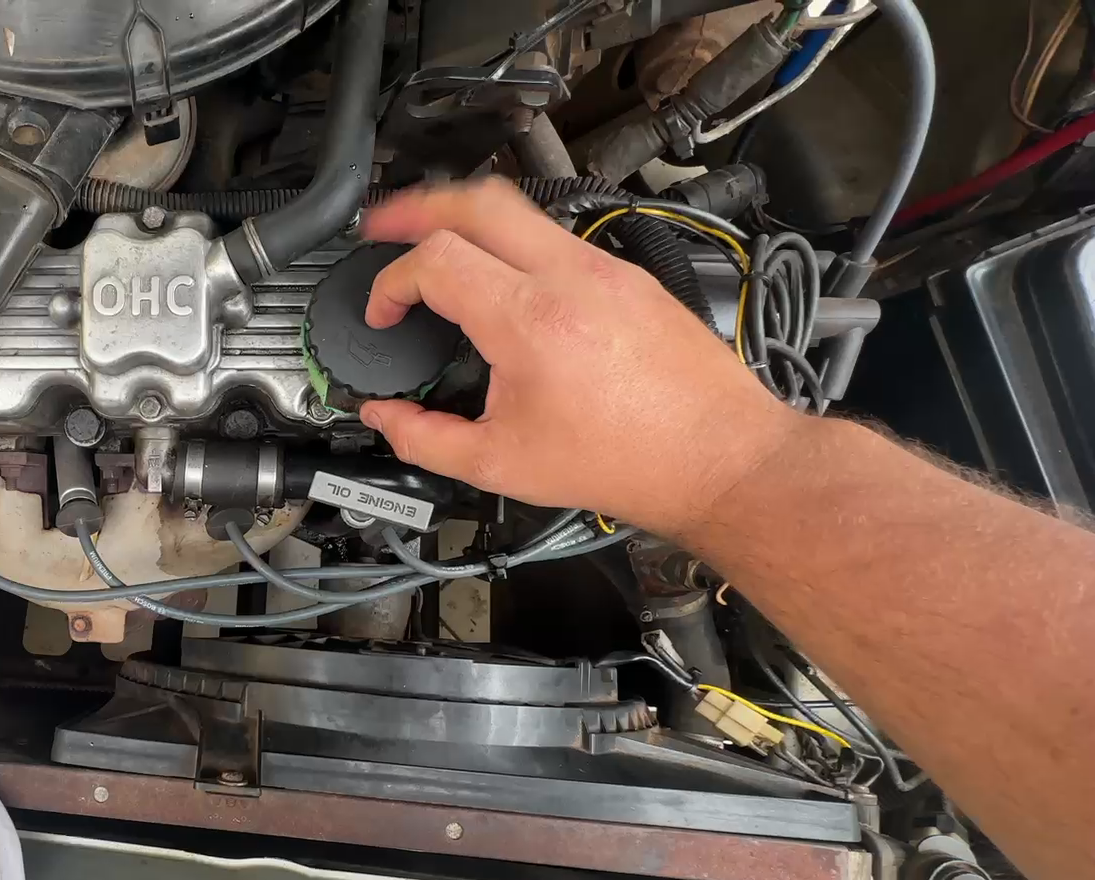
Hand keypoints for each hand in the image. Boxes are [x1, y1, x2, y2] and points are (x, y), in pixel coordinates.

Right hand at [355, 179, 808, 536]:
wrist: (713, 455)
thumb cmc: (622, 459)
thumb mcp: (495, 464)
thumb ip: (421, 438)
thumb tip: (383, 416)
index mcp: (530, 321)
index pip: (436, 262)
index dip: (390, 284)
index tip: (382, 313)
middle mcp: (570, 278)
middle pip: (477, 201)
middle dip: (415, 207)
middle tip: (382, 224)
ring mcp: (603, 268)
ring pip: (518, 207)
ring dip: (462, 216)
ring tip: (429, 241)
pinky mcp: (624, 274)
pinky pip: (550, 235)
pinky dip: (504, 241)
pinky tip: (491, 274)